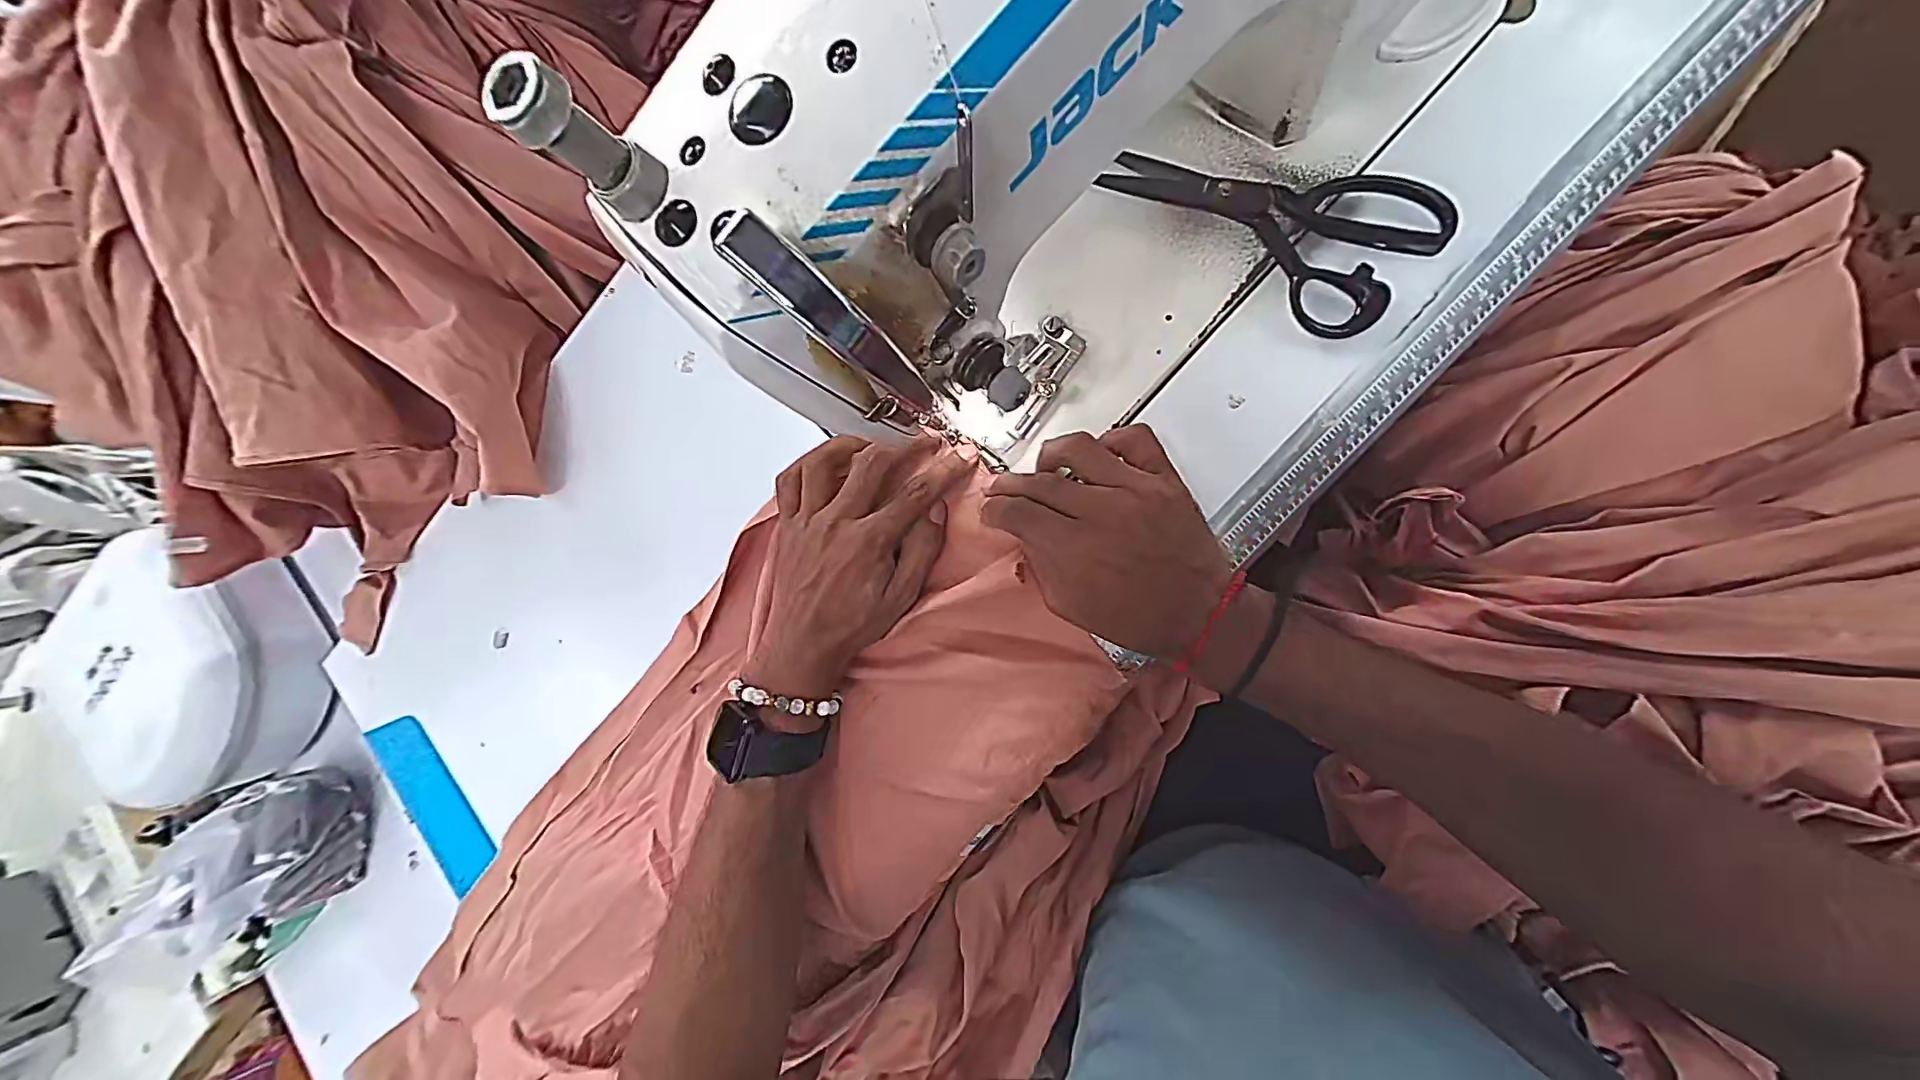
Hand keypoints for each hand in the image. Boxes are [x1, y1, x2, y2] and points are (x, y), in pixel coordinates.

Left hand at [745, 436, 973, 714]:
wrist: (803, 646)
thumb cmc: (850, 626)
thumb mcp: (901, 597)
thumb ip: (921, 551)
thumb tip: (935, 512)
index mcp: (868, 542)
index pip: (915, 493)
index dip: (943, 470)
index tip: (959, 457)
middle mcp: (836, 523)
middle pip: (873, 463)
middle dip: (905, 445)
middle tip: (923, 443)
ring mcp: (808, 520)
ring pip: (824, 460)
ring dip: (853, 443)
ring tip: (873, 444)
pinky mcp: (788, 524)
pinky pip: (789, 479)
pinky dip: (808, 461)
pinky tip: (825, 461)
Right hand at [981, 425, 1233, 661]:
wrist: (1199, 615)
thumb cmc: (1141, 618)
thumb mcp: (1072, 607)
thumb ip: (1041, 569)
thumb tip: (1022, 540)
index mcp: (1075, 550)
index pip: (1018, 512)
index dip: (995, 509)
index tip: (993, 510)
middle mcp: (1102, 514)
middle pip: (1039, 481)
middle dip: (1012, 485)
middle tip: (1006, 489)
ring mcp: (1136, 492)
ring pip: (1077, 449)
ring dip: (1050, 455)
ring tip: (1047, 467)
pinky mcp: (1164, 482)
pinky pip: (1134, 439)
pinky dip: (1110, 440)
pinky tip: (1100, 456)